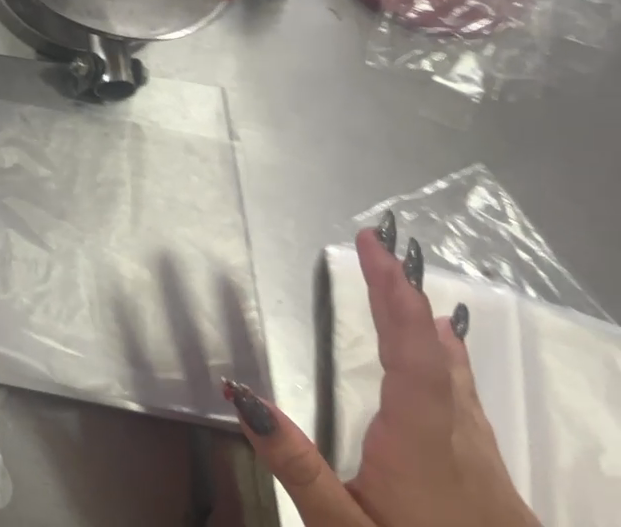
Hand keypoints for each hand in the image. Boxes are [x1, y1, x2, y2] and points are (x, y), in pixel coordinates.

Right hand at [223, 216, 537, 526]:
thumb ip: (295, 464)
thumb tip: (240, 394)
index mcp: (420, 446)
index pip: (411, 355)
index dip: (392, 296)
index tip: (370, 247)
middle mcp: (458, 443)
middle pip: (436, 356)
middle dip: (404, 296)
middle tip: (378, 246)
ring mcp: (482, 464)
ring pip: (457, 379)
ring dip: (427, 326)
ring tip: (408, 289)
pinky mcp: (490, 483)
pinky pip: (464, 400)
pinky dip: (445, 361)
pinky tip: (445, 362)